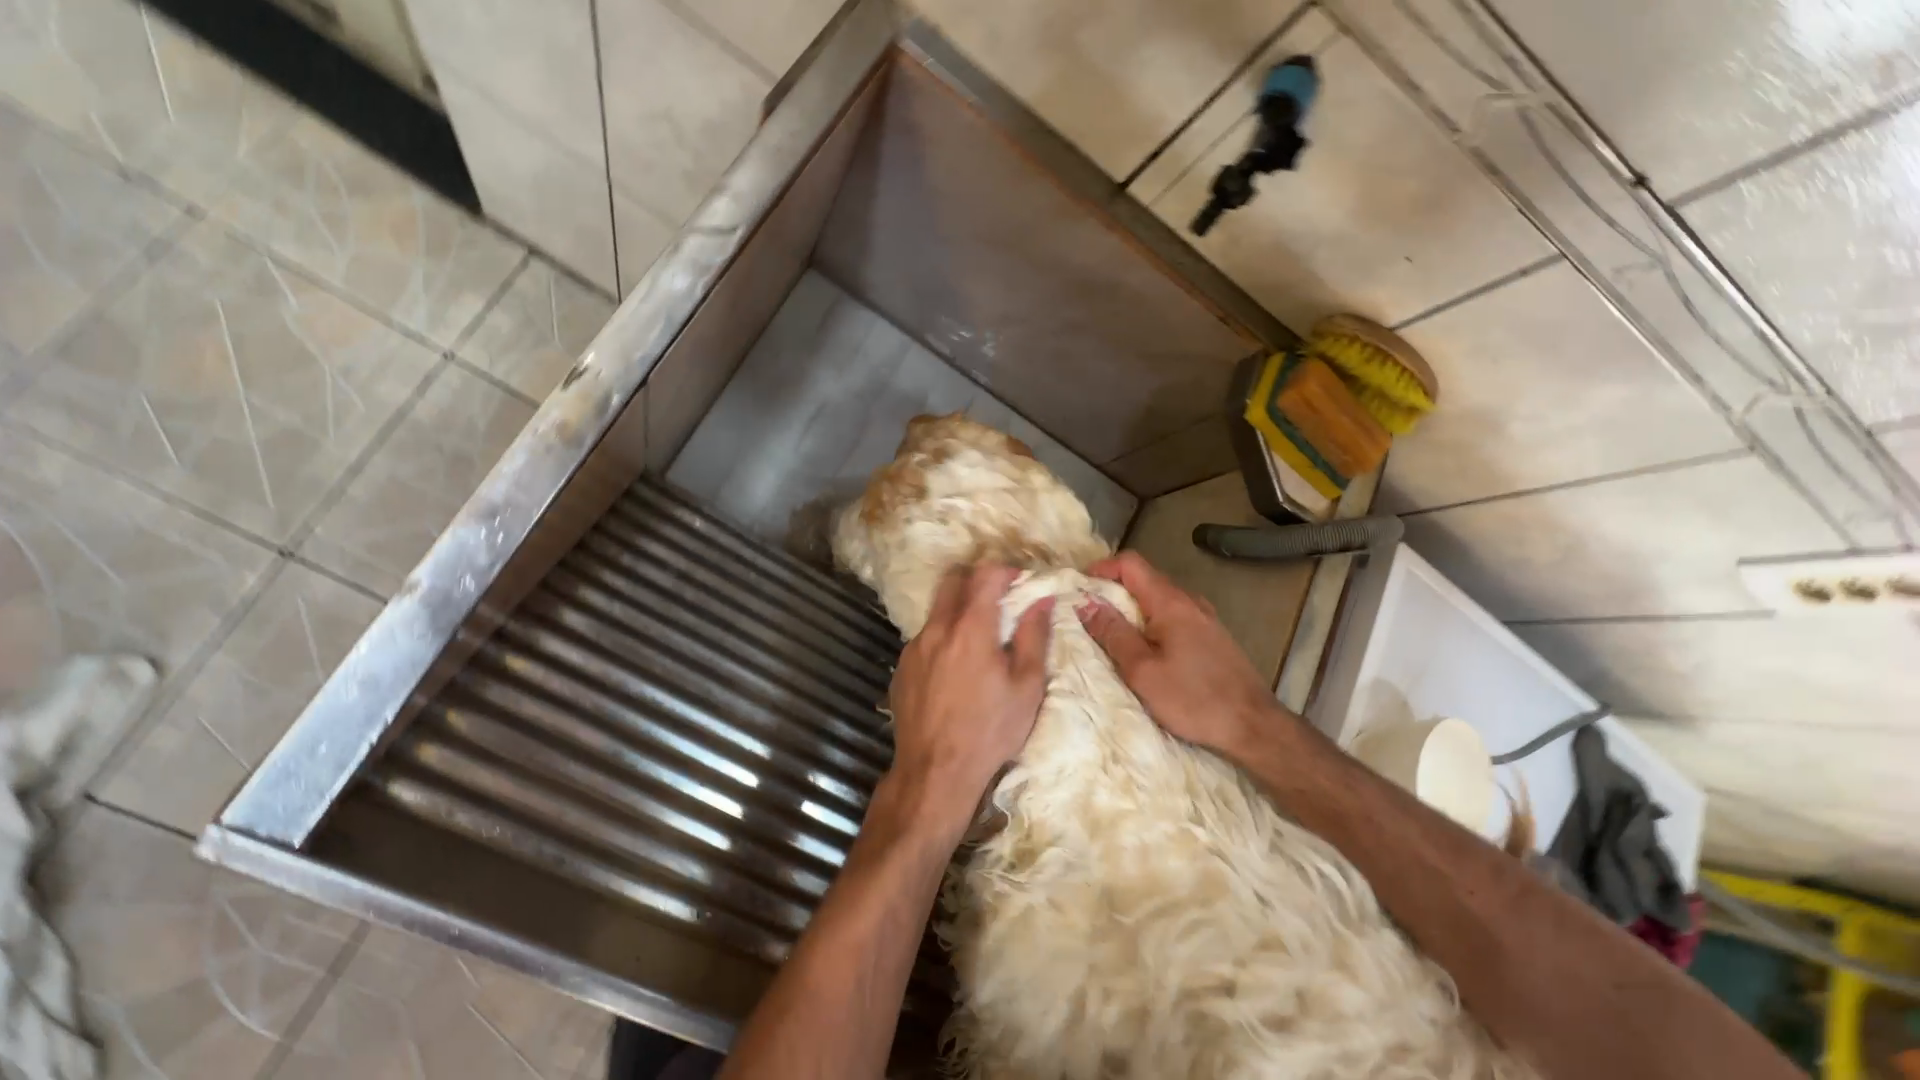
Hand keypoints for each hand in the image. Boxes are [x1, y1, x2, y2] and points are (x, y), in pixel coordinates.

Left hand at [884, 564, 1053, 833]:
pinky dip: (943, 638)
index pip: (985, 575)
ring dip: (958, 611)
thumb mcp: (1027, 687)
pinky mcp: (901, 668)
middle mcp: (937, 629)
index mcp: (971, 628)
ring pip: (936, 611)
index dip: (1005, 571)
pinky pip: (924, 639)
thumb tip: (1042, 601)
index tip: (1020, 583)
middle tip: (999, 598)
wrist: (935, 771)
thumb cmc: (990, 731)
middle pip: (952, 580)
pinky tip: (956, 669)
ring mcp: (914, 648)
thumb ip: (1034, 637)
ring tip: (980, 639)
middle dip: (977, 579)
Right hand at [1077, 551, 1296, 760]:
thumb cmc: (1193, 699)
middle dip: (1112, 591)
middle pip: (1145, 579)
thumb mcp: (1142, 670)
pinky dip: (1151, 623)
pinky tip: (1145, 650)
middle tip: (1087, 615)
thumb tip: (1085, 603)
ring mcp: (1205, 618)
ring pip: (1160, 600)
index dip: (1100, 570)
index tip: (1078, 590)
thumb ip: (1112, 633)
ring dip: (1132, 609)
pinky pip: (1174, 617)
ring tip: (1111, 635)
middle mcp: (1190, 601)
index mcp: (1171, 602)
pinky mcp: (1213, 637)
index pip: (1131, 563)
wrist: (1253, 725)